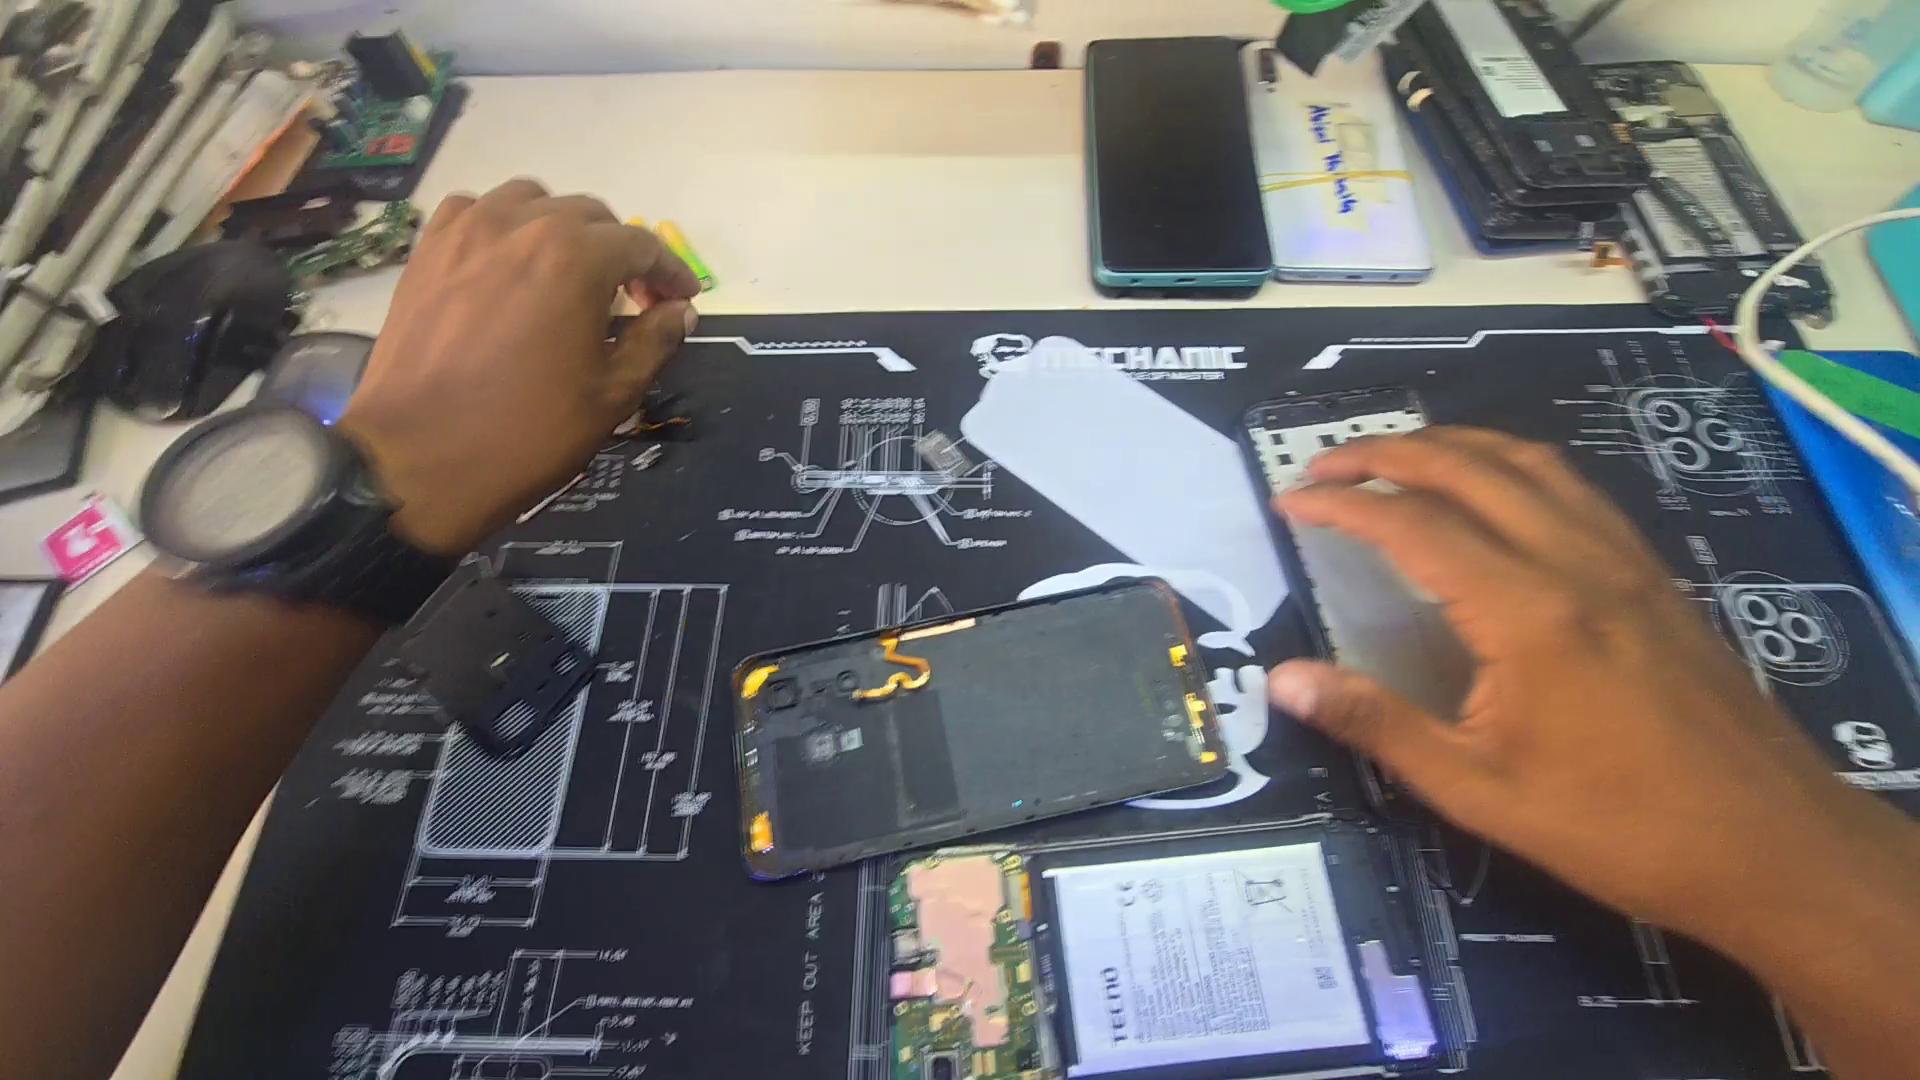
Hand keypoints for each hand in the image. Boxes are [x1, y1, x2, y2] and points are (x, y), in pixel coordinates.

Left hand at [338, 179, 700, 554]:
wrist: (422, 456)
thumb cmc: (532, 430)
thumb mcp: (614, 393)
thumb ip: (655, 341)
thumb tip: (680, 311)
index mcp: (574, 258)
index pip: (642, 245)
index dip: (672, 272)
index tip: (684, 301)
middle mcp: (521, 225)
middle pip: (591, 216)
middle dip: (624, 254)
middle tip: (636, 301)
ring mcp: (466, 231)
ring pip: (533, 201)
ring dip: (566, 231)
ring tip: (575, 278)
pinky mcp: (428, 250)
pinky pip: (478, 212)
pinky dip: (509, 228)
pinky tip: (515, 269)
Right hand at [1266, 428, 1909, 944]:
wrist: (1780, 855)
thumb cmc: (1613, 825)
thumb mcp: (1473, 788)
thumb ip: (1372, 722)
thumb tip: (1282, 679)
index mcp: (1526, 612)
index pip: (1413, 524)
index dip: (1340, 503)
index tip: (1288, 499)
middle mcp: (1576, 564)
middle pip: (1468, 468)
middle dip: (1384, 452)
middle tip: (1323, 465)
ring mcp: (1622, 561)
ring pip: (1526, 462)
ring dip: (1447, 445)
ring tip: (1389, 456)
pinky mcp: (1650, 574)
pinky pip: (1569, 487)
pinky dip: (1505, 464)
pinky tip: (1484, 490)